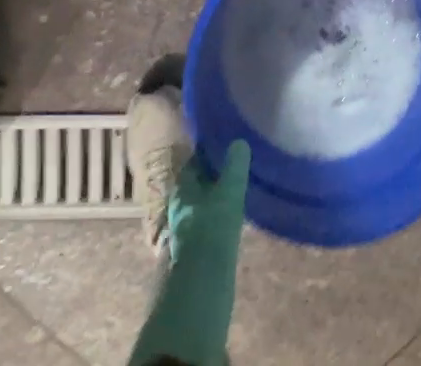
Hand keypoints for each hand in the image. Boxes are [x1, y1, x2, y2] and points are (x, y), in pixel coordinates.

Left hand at [168, 140, 250, 262]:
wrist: (204, 277)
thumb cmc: (213, 226)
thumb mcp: (229, 191)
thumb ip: (235, 166)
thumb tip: (240, 142)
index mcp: (183, 186)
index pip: (196, 160)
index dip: (211, 151)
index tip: (229, 143)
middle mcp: (180, 202)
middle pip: (199, 181)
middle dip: (216, 172)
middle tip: (238, 162)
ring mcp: (187, 224)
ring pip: (204, 200)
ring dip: (219, 192)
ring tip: (240, 185)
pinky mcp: (197, 242)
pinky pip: (210, 217)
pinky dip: (221, 210)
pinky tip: (236, 212)